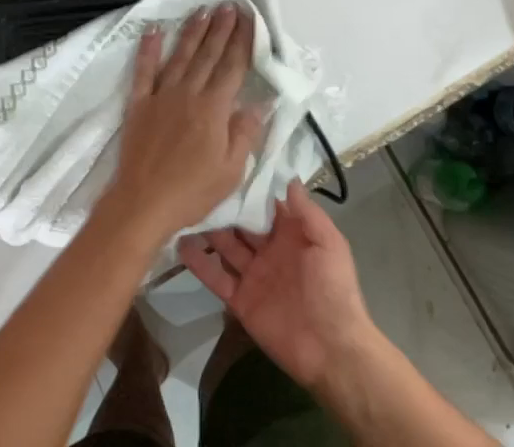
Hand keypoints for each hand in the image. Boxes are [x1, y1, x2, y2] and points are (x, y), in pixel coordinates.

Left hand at [103, 5, 264, 240]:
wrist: (143, 204)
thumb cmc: (192, 191)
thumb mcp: (232, 170)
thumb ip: (245, 132)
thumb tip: (260, 103)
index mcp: (214, 109)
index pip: (233, 67)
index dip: (242, 41)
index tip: (249, 20)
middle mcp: (188, 94)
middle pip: (208, 55)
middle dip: (220, 28)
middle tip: (228, 5)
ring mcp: (161, 96)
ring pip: (180, 56)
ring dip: (192, 32)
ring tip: (202, 11)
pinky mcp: (139, 105)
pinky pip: (144, 71)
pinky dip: (148, 49)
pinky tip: (154, 31)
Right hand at [178, 180, 376, 390]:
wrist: (330, 348)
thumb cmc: (333, 288)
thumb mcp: (329, 243)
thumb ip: (307, 212)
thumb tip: (289, 177)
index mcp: (293, 235)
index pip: (268, 205)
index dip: (251, 188)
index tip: (229, 165)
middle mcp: (270, 251)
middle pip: (242, 224)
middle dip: (225, 207)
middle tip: (198, 184)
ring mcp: (253, 275)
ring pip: (225, 247)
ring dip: (208, 230)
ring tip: (183, 208)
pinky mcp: (239, 300)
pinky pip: (216, 278)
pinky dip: (199, 263)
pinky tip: (180, 244)